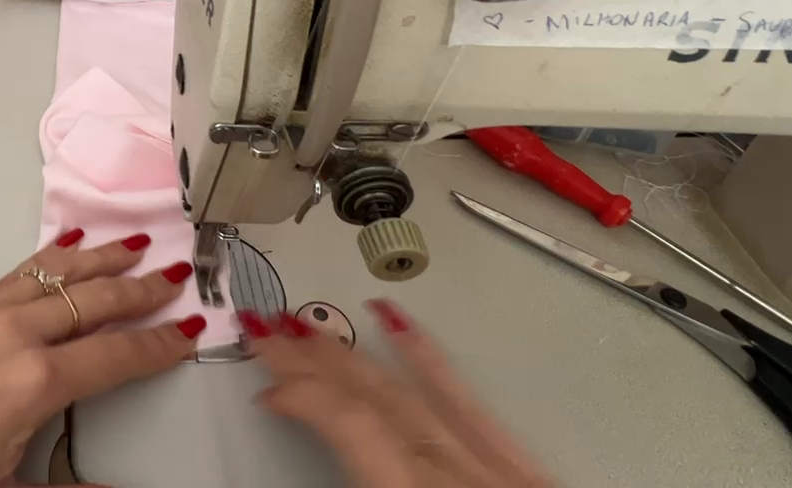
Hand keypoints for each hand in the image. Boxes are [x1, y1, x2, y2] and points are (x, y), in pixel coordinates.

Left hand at [0, 230, 208, 487]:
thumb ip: (55, 485)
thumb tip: (101, 484)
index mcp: (32, 384)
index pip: (114, 357)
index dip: (159, 345)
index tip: (193, 329)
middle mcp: (14, 334)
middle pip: (93, 302)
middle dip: (140, 289)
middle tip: (179, 273)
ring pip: (57, 275)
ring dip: (100, 261)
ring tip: (136, 245)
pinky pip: (17, 273)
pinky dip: (49, 258)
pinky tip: (63, 248)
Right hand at [244, 300, 555, 487]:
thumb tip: (319, 474)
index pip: (352, 423)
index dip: (302, 394)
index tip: (265, 391)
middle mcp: (458, 475)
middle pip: (373, 396)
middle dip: (312, 358)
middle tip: (264, 328)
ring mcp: (498, 469)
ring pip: (410, 391)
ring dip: (350, 353)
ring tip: (304, 322)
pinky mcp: (527, 471)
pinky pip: (469, 402)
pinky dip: (426, 357)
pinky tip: (395, 320)